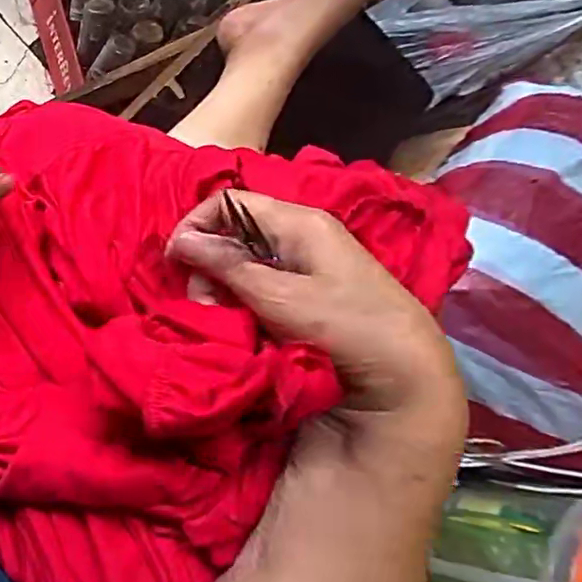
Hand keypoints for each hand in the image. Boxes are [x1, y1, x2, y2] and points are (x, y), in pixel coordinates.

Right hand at [166, 190, 461, 417]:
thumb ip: (225, 264)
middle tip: (207, 306)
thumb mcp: (277, 297)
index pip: (228, 201)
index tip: (175, 263)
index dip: (195, 225)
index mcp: (299, 222)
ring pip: (241, 263)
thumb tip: (179, 239)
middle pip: (231, 234)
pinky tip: (245, 325)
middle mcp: (300, 235)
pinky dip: (242, 303)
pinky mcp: (307, 291)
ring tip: (227, 323)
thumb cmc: (345, 329)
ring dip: (222, 291)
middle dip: (208, 268)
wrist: (406, 380)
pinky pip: (258, 285)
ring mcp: (305, 263)